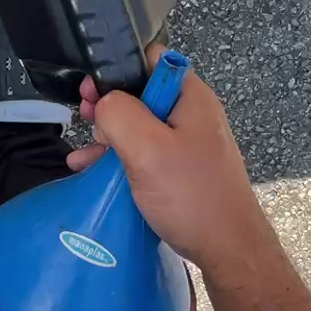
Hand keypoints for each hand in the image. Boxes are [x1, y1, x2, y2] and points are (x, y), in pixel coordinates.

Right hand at [68, 47, 279, 276]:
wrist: (228, 250)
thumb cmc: (191, 196)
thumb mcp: (147, 148)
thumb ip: (119, 113)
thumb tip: (104, 104)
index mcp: (190, 97)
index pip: (151, 59)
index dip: (118, 67)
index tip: (91, 89)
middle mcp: (191, 114)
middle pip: (141, 94)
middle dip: (109, 106)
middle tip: (84, 119)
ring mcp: (187, 143)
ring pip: (139, 127)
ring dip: (109, 137)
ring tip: (82, 154)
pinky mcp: (182, 169)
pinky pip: (145, 154)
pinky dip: (120, 159)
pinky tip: (94, 172)